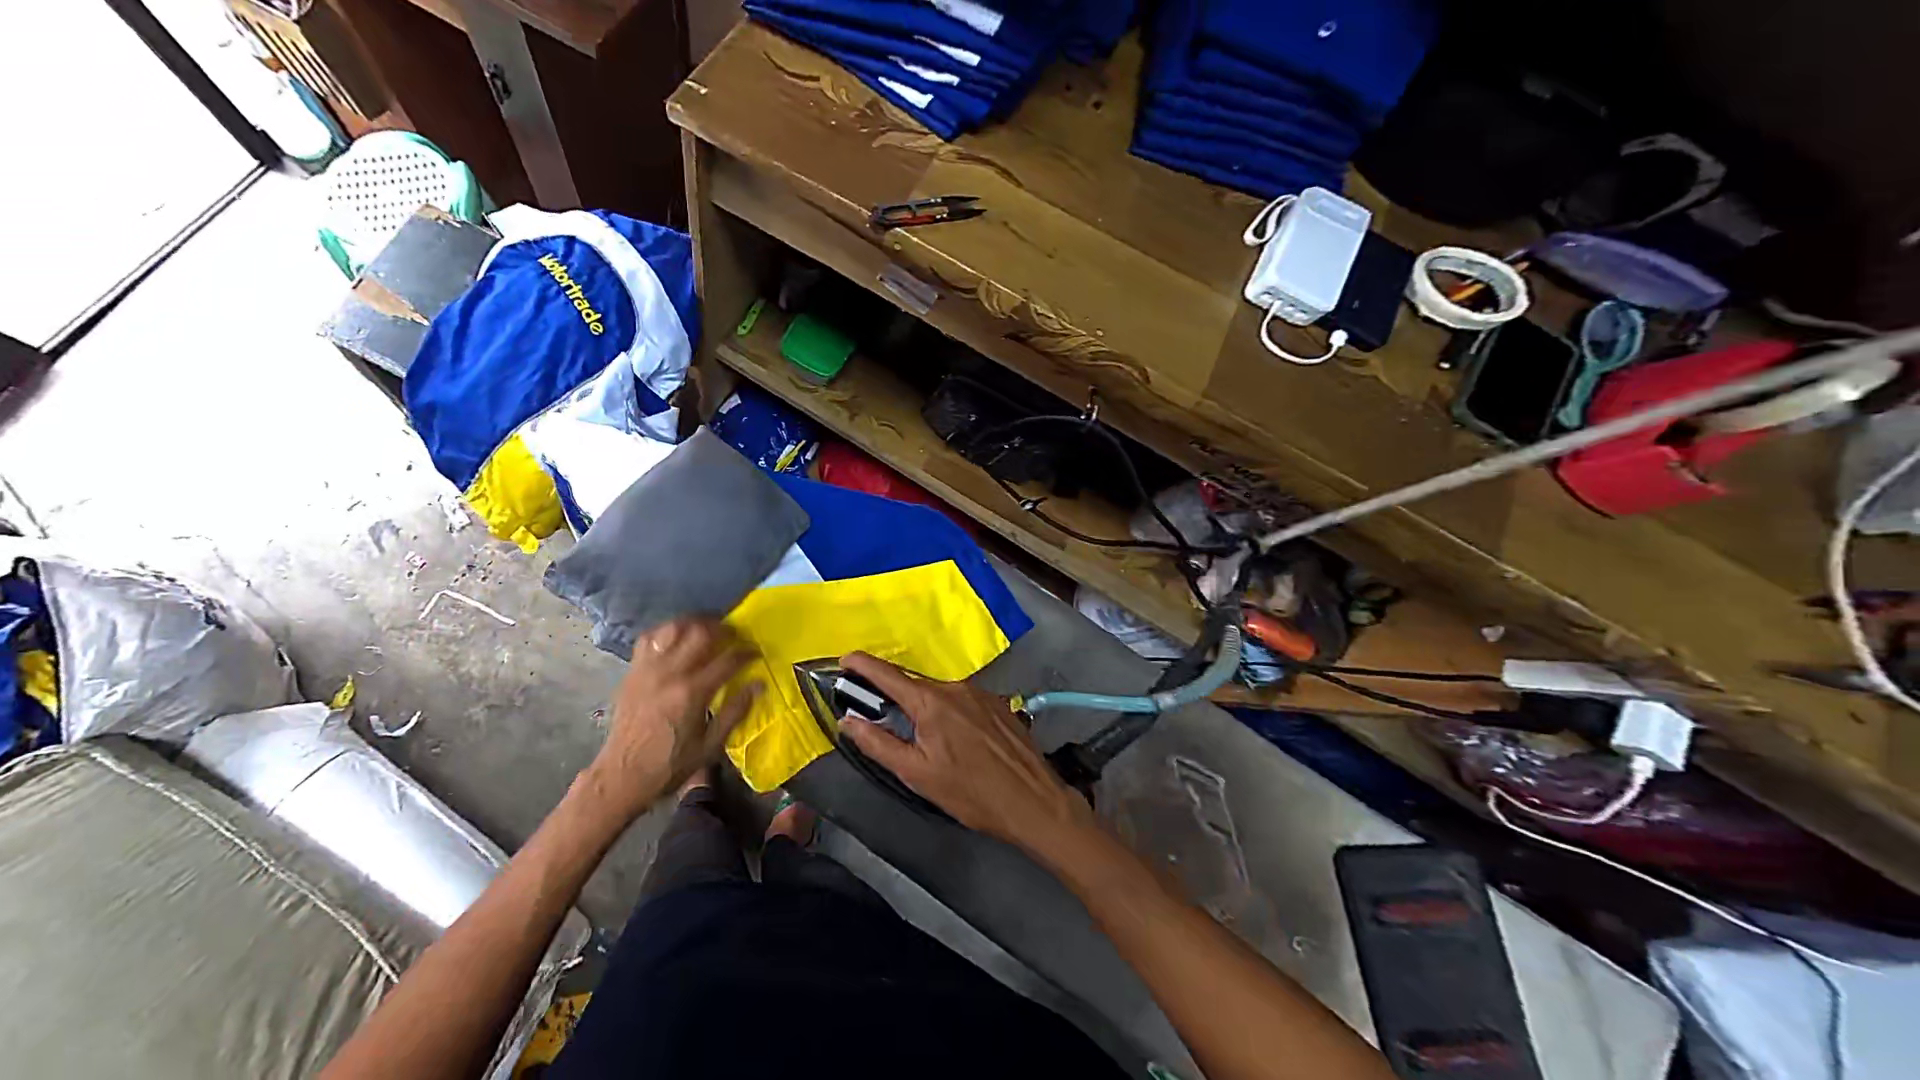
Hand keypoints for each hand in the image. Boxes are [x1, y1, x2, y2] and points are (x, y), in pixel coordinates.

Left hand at [582, 618, 759, 820]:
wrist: (623, 775)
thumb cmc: (671, 764)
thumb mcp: (711, 745)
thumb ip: (736, 711)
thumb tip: (759, 684)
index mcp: (692, 693)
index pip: (727, 659)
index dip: (746, 652)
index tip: (755, 652)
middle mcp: (669, 673)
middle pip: (700, 633)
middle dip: (723, 629)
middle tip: (734, 635)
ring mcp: (648, 669)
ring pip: (673, 628)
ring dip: (694, 623)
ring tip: (707, 628)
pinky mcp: (633, 671)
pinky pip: (650, 638)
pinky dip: (667, 631)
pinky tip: (677, 637)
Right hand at [837, 652, 1094, 854]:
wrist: (1033, 802)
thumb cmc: (970, 794)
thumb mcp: (917, 775)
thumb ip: (878, 744)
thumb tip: (848, 721)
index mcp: (931, 703)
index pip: (887, 674)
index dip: (862, 664)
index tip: (845, 659)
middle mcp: (955, 688)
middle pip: (914, 684)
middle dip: (894, 696)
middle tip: (880, 718)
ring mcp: (981, 693)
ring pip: (940, 693)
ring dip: (924, 708)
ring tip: (925, 740)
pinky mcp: (998, 703)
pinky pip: (962, 700)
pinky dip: (949, 712)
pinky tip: (957, 741)